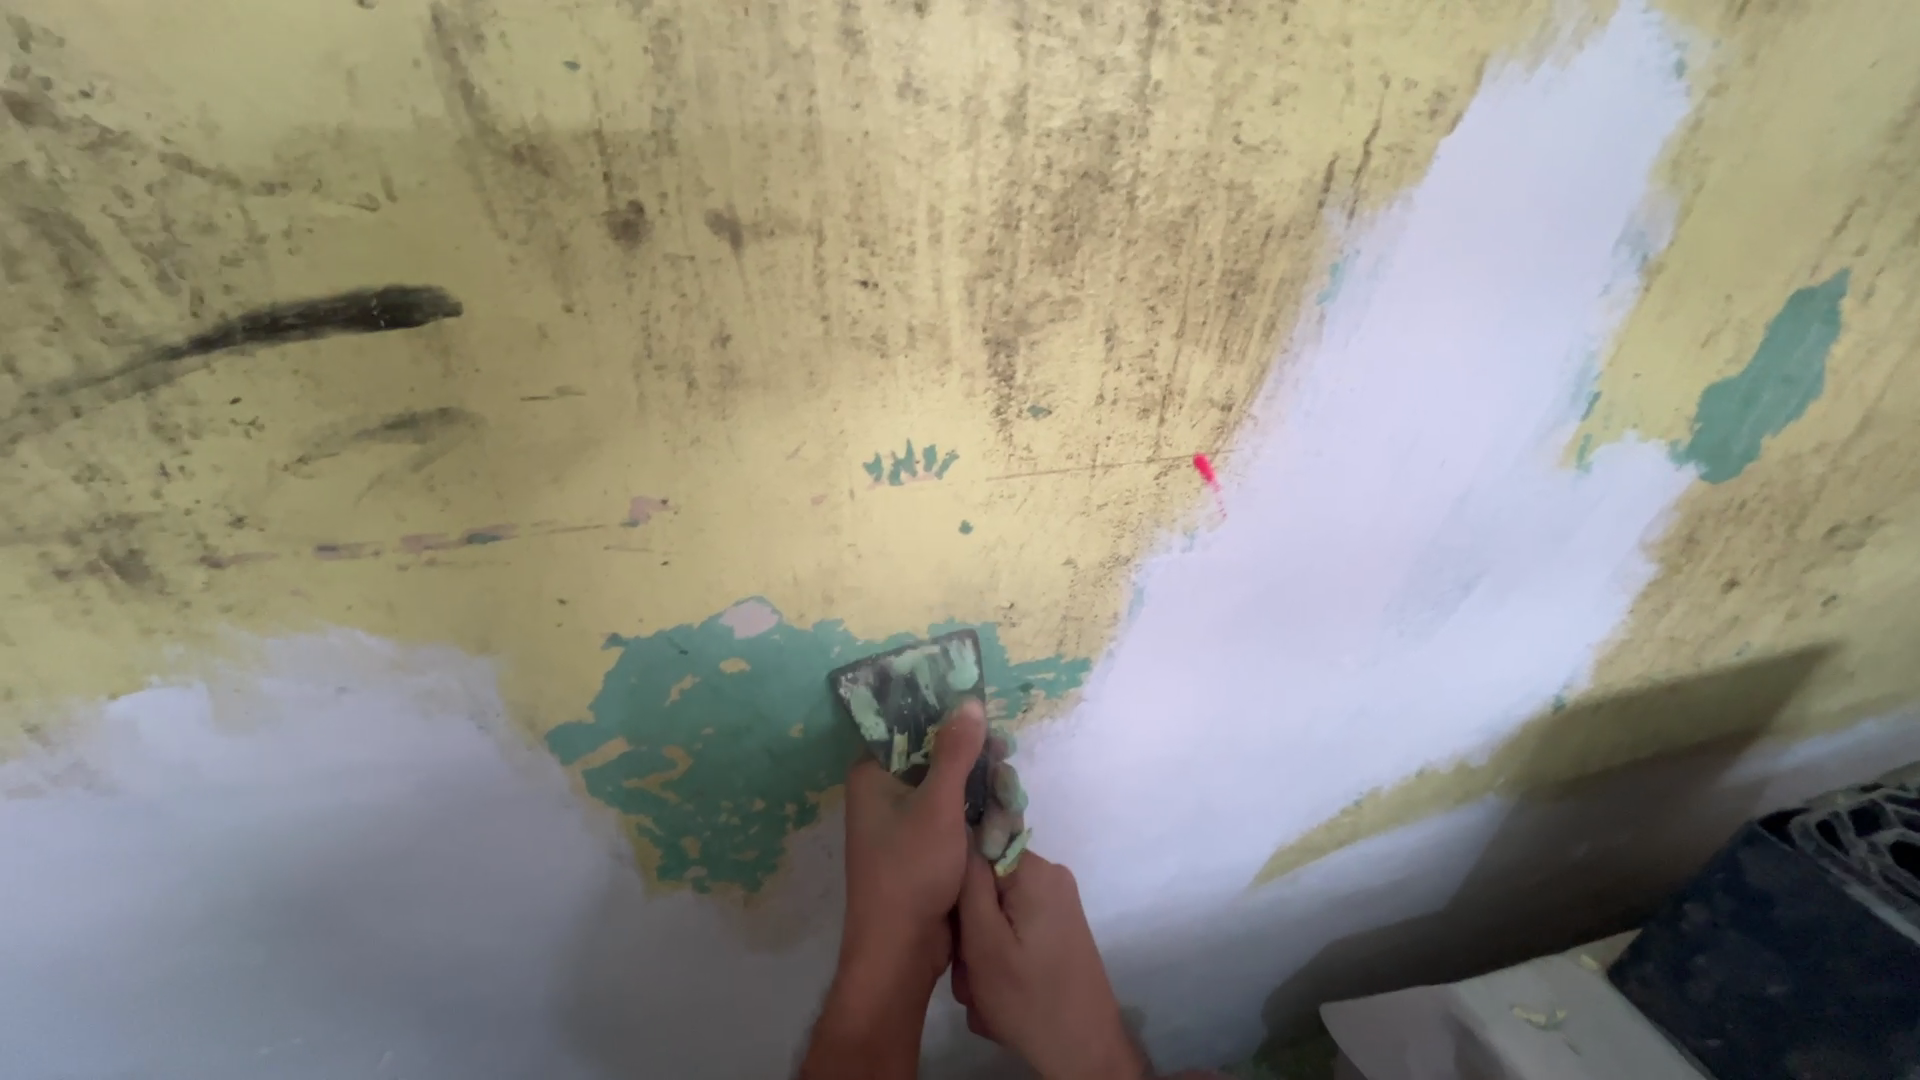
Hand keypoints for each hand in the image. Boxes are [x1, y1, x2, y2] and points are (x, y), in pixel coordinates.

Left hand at [799, 700, 986, 1079]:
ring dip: (983, 791)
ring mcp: (907, 819)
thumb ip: (956, 751)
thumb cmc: (910, 870)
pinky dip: (979, 815)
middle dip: (976, 761)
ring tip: (1009, 802)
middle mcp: (886, 791)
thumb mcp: (937, 805)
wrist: (902, 952)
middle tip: (1007, 764)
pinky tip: (1003, 821)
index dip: (947, 718)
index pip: (909, 726)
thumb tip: (969, 701)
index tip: (985, 717)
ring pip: (953, 786)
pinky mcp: (927, 844)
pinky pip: (957, 814)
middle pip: (938, 755)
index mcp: (873, 774)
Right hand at [955, 849, 1147, 1079]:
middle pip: (987, 888)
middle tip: (972, 973)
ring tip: (985, 991)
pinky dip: (1001, 961)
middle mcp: (1050, 878)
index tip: (957, 928)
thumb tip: (962, 833)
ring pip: (997, 916)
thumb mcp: (984, 942)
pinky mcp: (1058, 930)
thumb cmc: (1030, 999)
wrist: (1085, 1053)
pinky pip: (1014, 932)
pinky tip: (1000, 994)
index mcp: (1035, 871)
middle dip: (970, 933)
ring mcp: (1057, 905)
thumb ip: (969, 884)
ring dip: (982, 955)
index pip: (978, 853)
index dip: (959, 890)